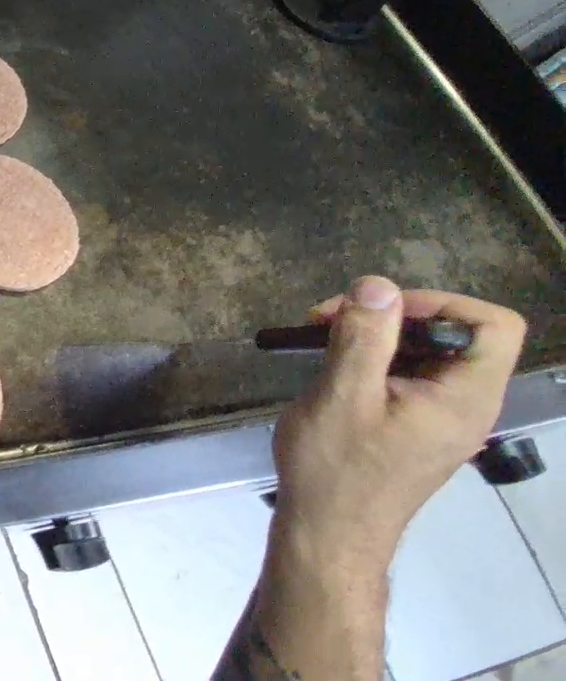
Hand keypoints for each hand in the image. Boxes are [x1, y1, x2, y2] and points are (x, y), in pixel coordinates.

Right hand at [273, 275, 525, 568]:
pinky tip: (330, 366)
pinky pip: (407, 374)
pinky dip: (370, 358)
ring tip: (318, 338)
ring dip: (373, 335)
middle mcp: (466, 403)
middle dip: (390, 315)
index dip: (436, 303)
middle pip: (454, 334)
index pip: (491, 325)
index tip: (372, 309)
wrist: (330, 526)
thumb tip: (376, 284)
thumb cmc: (337, 463)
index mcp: (464, 397)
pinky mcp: (415, 423)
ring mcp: (441, 415)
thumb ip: (363, 339)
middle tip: (325, 319)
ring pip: (425, 352)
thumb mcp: (341, 394)